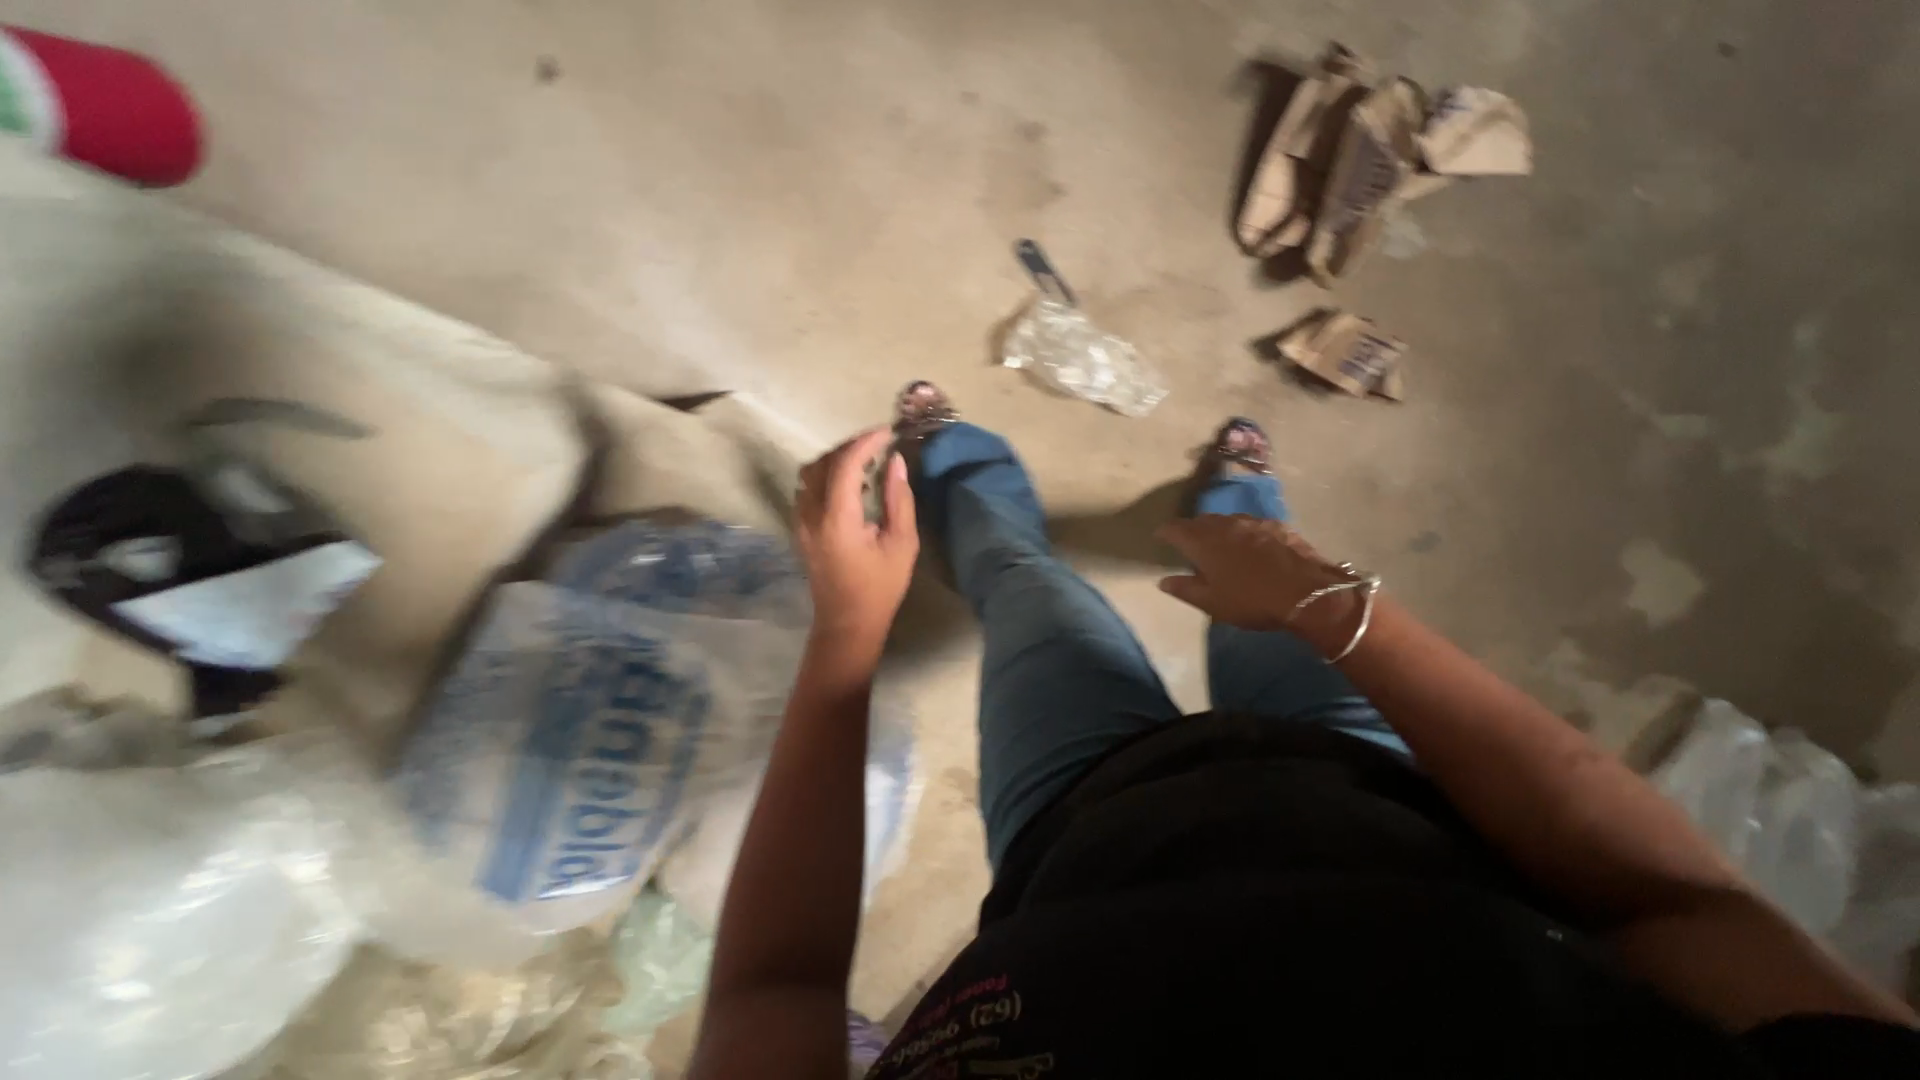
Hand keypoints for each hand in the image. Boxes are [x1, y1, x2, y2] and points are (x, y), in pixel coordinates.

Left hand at [794, 427, 918, 655]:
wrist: (847, 624)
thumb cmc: (880, 588)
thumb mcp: (902, 544)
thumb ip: (899, 499)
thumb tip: (895, 462)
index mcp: (837, 518)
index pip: (845, 463)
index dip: (866, 442)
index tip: (888, 432)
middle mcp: (811, 514)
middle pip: (823, 462)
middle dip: (850, 447)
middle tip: (879, 446)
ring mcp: (801, 522)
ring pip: (810, 473)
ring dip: (835, 460)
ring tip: (864, 464)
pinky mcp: (800, 529)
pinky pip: (807, 489)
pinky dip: (826, 477)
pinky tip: (850, 487)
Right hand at [1156, 515, 1362, 654]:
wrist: (1308, 593)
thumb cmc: (1252, 600)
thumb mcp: (1212, 603)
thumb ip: (1185, 589)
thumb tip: (1163, 581)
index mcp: (1204, 542)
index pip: (1176, 528)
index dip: (1166, 532)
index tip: (1160, 536)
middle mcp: (1225, 525)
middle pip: (1201, 521)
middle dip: (1192, 530)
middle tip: (1189, 544)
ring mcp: (1254, 522)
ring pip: (1227, 521)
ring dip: (1219, 530)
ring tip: (1220, 545)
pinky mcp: (1278, 526)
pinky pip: (1252, 525)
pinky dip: (1243, 534)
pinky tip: (1251, 548)